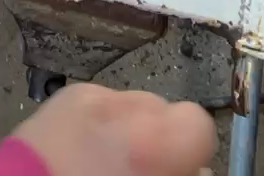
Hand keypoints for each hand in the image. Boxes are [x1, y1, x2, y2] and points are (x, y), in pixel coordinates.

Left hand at [12, 83, 215, 175]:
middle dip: (160, 144)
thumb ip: (178, 172)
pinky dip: (101, 125)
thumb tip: (195, 170)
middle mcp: (125, 105)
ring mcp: (91, 95)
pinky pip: (100, 105)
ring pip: (132, 106)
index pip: (198, 124)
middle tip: (141, 172)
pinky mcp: (65, 95)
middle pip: (165, 113)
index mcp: (152, 140)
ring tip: (108, 163)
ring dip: (130, 131)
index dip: (193, 152)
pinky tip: (84, 153)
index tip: (178, 172)